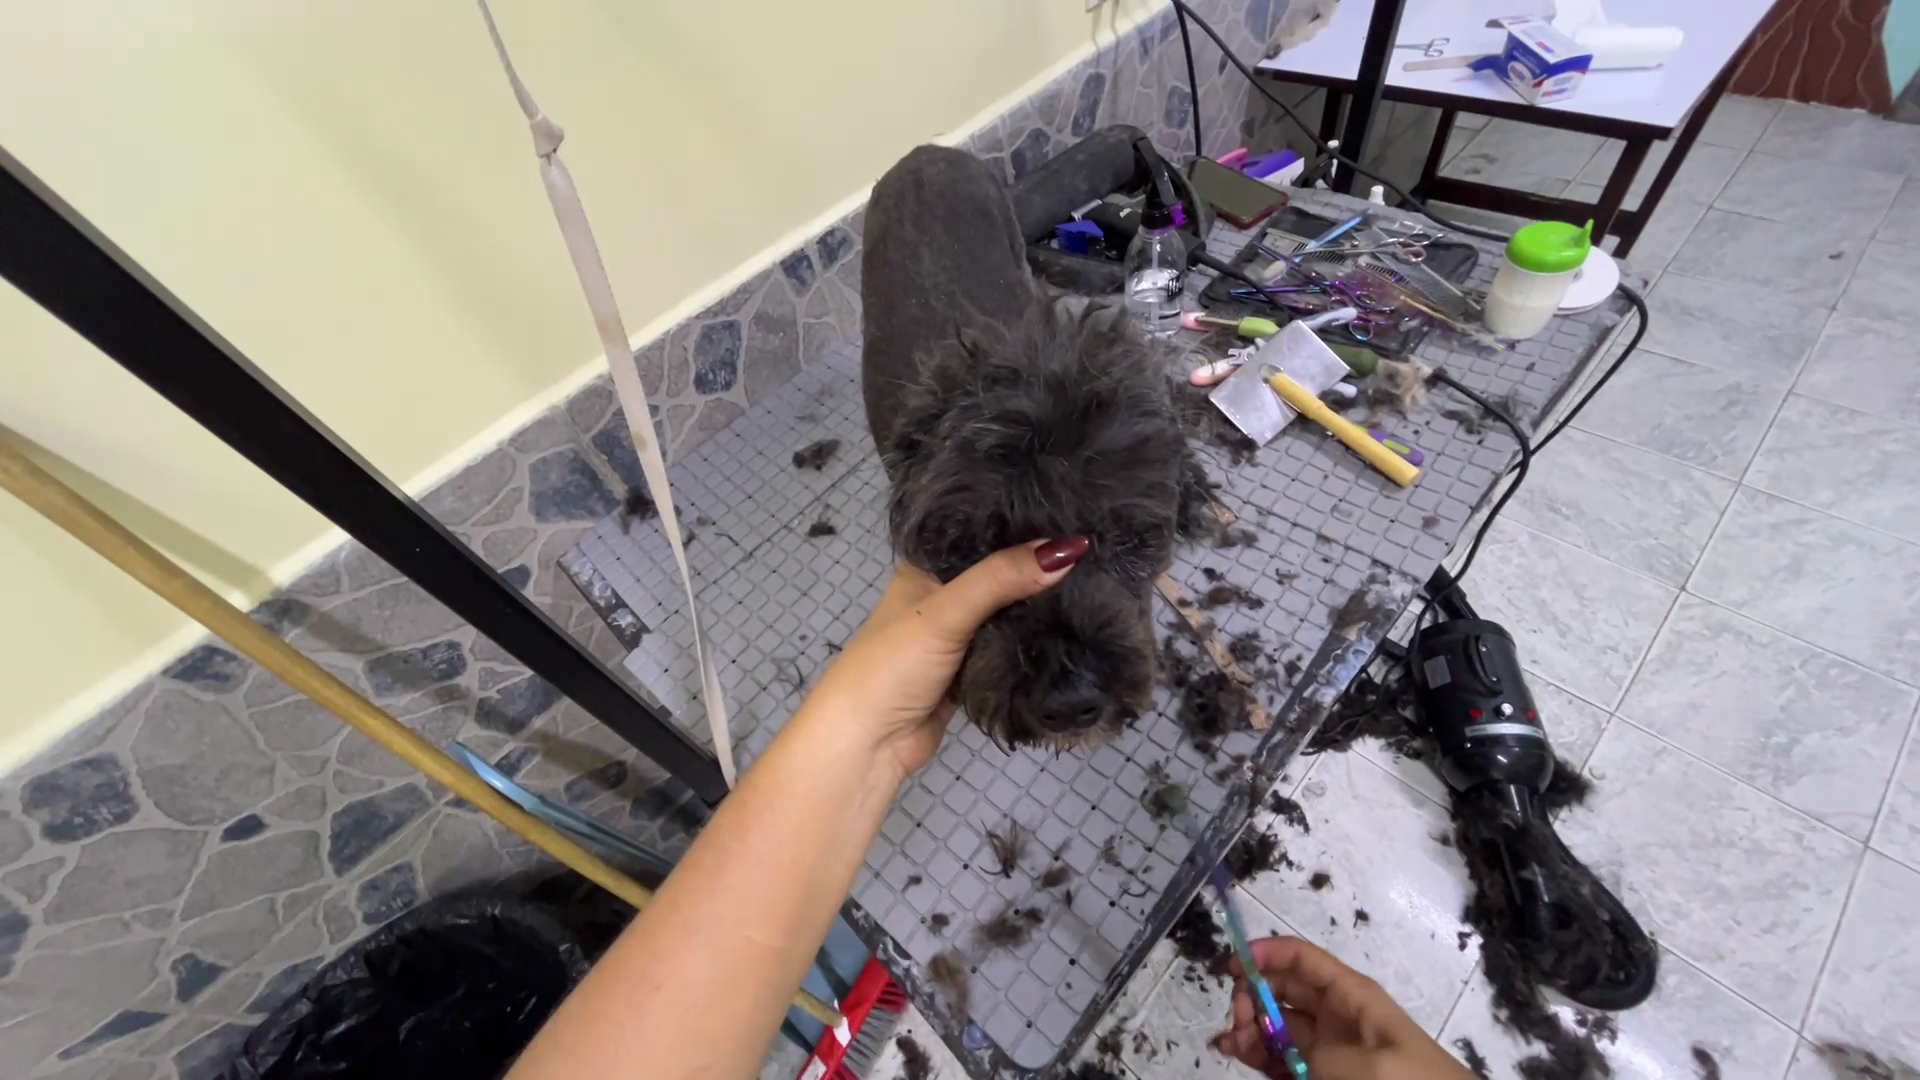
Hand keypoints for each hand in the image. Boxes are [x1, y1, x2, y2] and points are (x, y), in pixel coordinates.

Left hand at [800, 536, 1088, 777]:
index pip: (980, 528)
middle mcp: (944, 591)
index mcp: (926, 563)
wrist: (868, 746)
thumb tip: (1070, 548)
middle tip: (1097, 541)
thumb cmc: (892, 666)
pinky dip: (1036, 635)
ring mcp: (961, 630)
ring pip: (1011, 607)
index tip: (1074, 507)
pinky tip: (1075, 618)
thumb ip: (1001, 579)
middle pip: (1001, 568)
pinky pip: (1013, 641)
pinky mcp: (976, 665)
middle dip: (1039, 562)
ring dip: (1042, 600)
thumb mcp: (945, 612)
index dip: (1022, 519)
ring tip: (1097, 572)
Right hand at [1214, 937, 1473, 1079]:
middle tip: (1236, 1022)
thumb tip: (1272, 1048)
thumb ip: (1313, 1053)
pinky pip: (1280, 1056)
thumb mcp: (1363, 1068)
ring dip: (1247, 1028)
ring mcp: (1327, 1048)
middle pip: (1279, 989)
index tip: (1232, 969)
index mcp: (1349, 994)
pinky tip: (1233, 1052)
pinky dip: (1255, 1052)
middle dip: (1250, 997)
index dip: (1263, 953)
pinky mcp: (1320, 1075)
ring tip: (1228, 1044)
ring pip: (1275, 1024)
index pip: (1298, 957)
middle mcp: (1333, 1014)